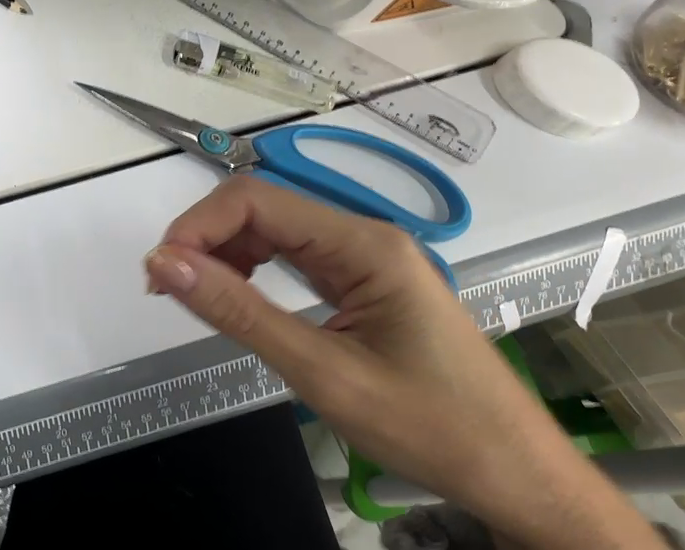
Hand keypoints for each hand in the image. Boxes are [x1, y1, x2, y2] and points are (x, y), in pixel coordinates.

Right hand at [146, 177, 663, 549]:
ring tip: (196, 297)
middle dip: (205, 240)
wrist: (523, 482)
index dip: (197, 226)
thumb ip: (239, 312)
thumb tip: (161, 262)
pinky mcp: (363, 283)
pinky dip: (250, 271)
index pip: (253, 201)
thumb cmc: (432, 428)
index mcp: (363, 246)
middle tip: (168, 289)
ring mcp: (366, 259)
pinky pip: (291, 257)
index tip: (161, 274)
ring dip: (224, 254)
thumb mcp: (323, 373)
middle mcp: (363, 237)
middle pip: (260, 209)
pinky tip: (237, 299)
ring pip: (271, 231)